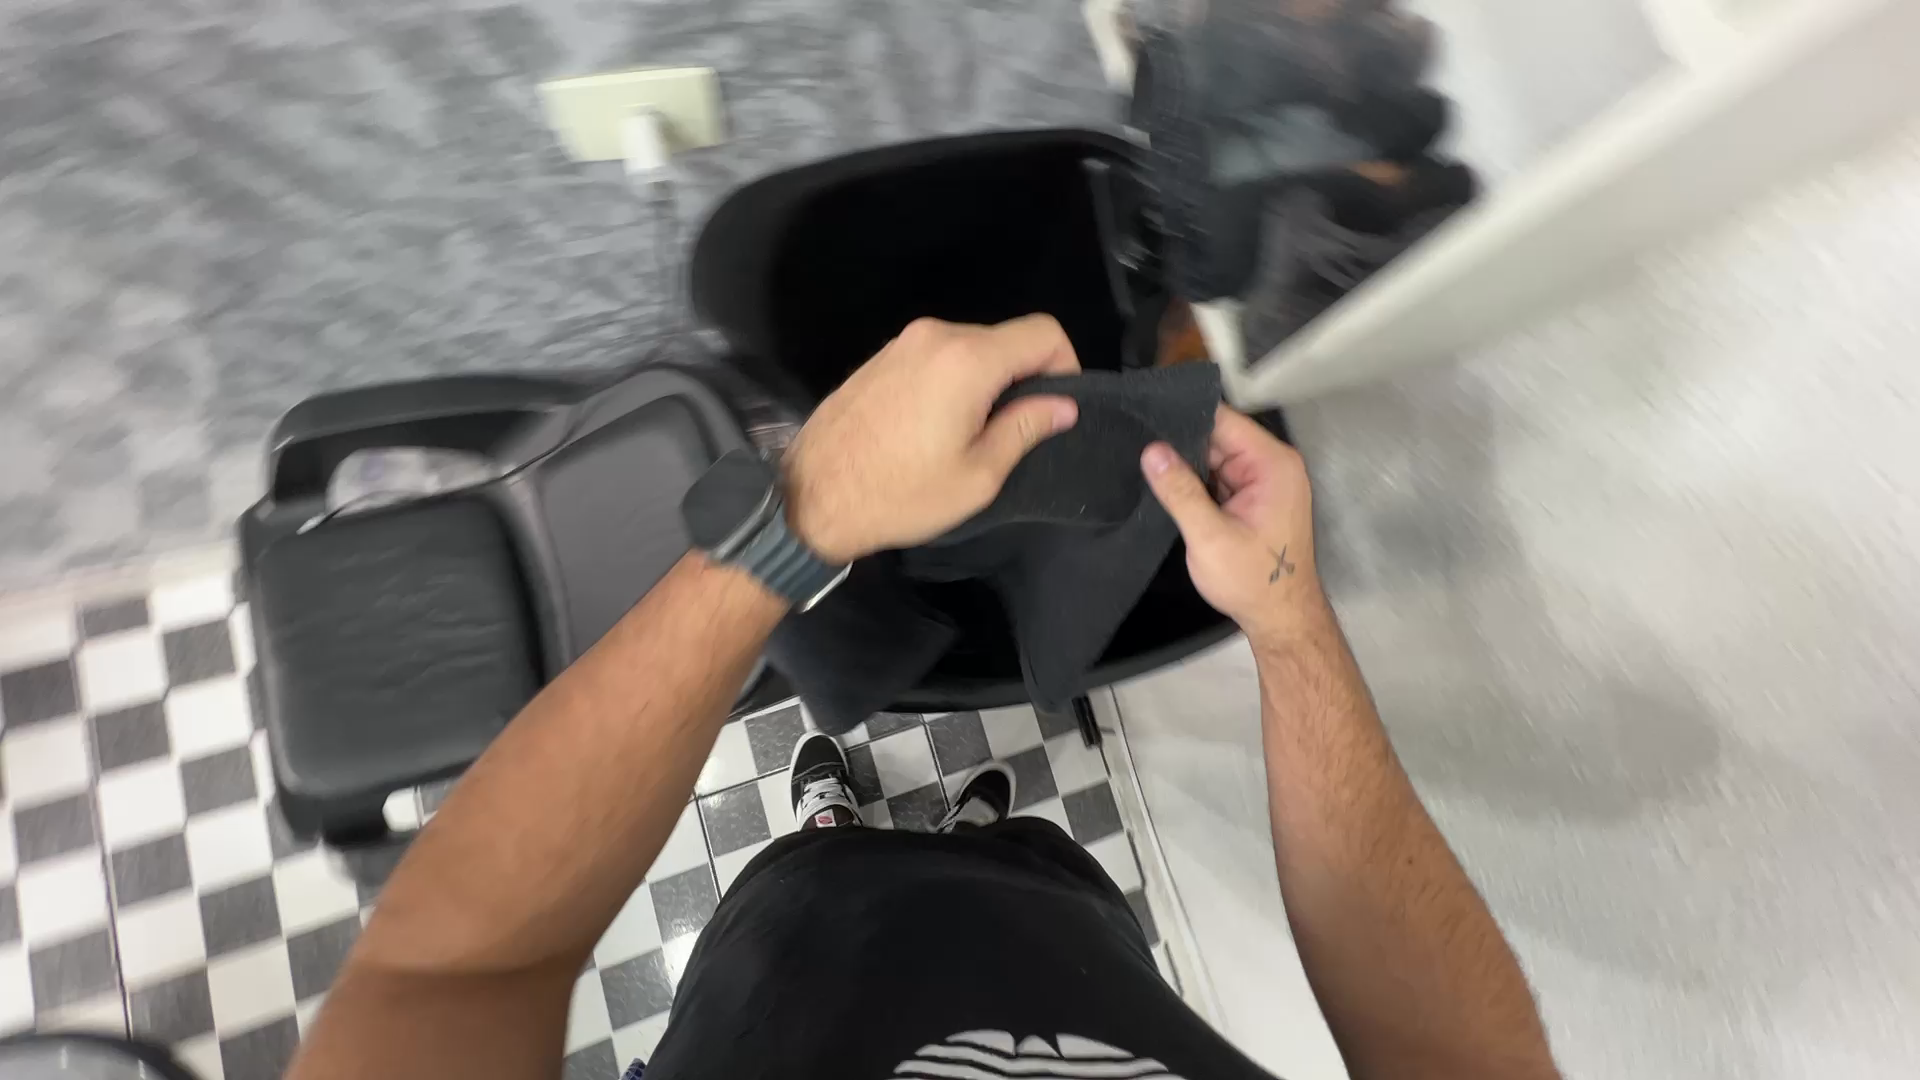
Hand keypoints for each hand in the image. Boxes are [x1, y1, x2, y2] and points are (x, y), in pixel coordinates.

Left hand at [784, 315, 1080, 562]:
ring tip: (974, 434)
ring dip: (988, 381)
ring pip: (972, 348)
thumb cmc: (900, 495)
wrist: (811, 498)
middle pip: (1006, 338)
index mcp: (966, 360)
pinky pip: (937, 357)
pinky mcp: (880, 358)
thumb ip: (1025, 429)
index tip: (1056, 407)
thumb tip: (1063, 405)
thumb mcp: (977, 476)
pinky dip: (955, 380)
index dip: (1066, 365)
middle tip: (1015, 431)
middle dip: (1024, 378)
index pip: (1043, 332)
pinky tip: (937, 426)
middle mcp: (935, 336)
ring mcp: (902, 343)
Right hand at [1141, 405, 1323, 646]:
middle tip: (1135, 447)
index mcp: (1272, 464)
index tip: (1144, 417)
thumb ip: (1179, 491)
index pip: (1223, 420)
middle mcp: (1271, 465)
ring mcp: (1261, 481)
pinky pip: (1215, 477)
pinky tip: (1167, 487)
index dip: (1184, 418)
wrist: (1279, 618)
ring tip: (1145, 466)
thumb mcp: (1209, 535)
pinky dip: (1194, 483)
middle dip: (1180, 443)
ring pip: (1212, 457)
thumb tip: (1151, 451)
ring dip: (1185, 465)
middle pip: (1216, 436)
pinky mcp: (1249, 498)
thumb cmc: (1252, 580)